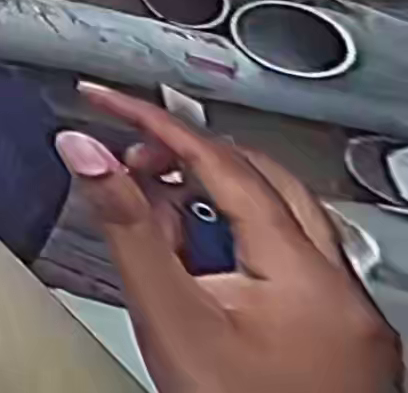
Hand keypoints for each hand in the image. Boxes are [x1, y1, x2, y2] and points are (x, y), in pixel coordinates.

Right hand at [54, 83, 400, 392]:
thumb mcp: (164, 308)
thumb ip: (124, 221)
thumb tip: (82, 149)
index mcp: (304, 278)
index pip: (220, 164)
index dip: (150, 121)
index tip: (98, 98)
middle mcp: (339, 288)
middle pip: (261, 178)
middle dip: (182, 152)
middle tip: (120, 151)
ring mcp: (339, 310)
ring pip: (274, 210)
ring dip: (202, 191)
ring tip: (146, 207)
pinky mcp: (325, 325)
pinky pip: (277, 246)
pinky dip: (222, 228)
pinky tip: (184, 252)